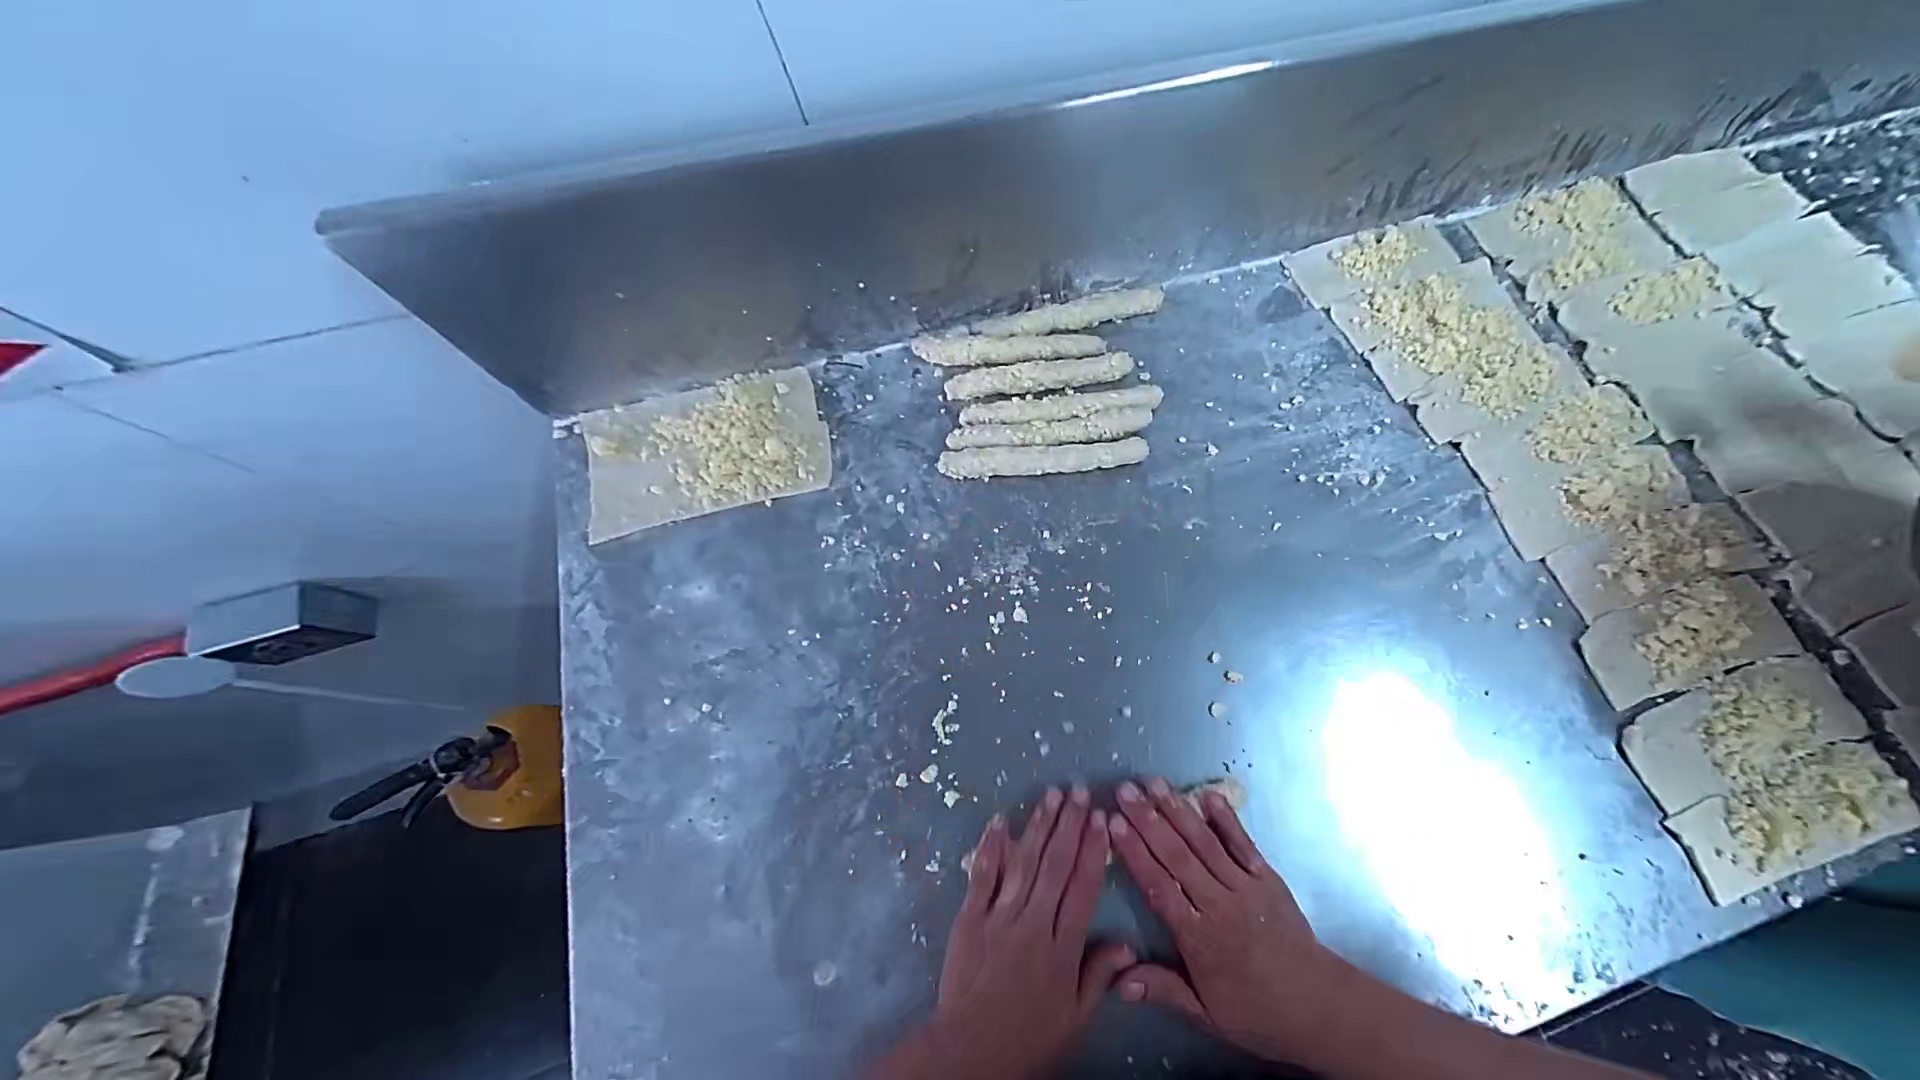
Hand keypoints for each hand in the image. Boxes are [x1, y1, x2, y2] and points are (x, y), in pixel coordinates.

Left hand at [869, 786, 1135, 1079]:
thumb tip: (1127, 943)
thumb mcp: (1075, 1018)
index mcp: (1061, 949)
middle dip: (1068, 825)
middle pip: (1054, 866)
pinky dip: (991, 848)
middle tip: (1078, 791)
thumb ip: (1099, 976)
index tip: (1101, 819)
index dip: (1093, 851)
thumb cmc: (1028, 1038)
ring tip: (1051, 795)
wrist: (969, 1053)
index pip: (1082, 889)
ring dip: (1038, 826)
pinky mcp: (969, 917)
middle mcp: (1032, 925)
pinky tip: (999, 821)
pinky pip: (982, 876)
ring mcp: (998, 918)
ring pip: (1022, 863)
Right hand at [1106, 777, 1344, 1063]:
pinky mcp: (1267, 878)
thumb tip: (1118, 982)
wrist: (1321, 1007)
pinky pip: (1242, 843)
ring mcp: (1246, 887)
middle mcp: (1220, 905)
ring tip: (1153, 782)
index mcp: (1200, 938)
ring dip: (1177, 810)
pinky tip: (1206, 794)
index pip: (1160, 887)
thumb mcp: (1206, 1014)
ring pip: (1205, 842)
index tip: (1113, 824)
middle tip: (1124, 790)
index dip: (1135, 853)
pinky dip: (1224, 818)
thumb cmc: (1255, 1011)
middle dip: (1148, 820)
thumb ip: (1163, 989)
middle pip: (1178, 856)